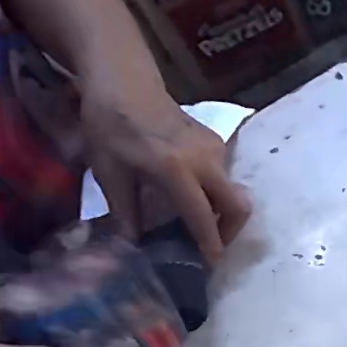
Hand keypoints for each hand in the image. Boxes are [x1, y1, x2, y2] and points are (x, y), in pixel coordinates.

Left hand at [80, 77, 252, 263]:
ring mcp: (216, 150)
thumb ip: (125, 212)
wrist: (125, 83)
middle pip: (237, 205)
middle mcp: (205, 160)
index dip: (209, 243)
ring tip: (199, 225)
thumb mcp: (109, 173)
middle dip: (229, 231)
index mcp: (175, 169)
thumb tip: (133, 248)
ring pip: (233, 193)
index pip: (202, 215)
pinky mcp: (218, 144)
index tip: (211, 264)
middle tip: (212, 245)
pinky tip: (193, 197)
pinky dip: (216, 195)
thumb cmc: (110, 126)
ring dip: (222, 213)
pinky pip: (225, 178)